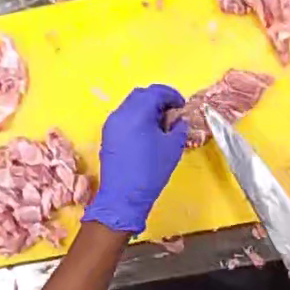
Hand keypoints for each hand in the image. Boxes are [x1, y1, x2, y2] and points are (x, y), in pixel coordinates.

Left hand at [83, 85, 188, 234]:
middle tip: (172, 112)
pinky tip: (147, 133)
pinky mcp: (107, 136)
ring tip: (161, 124)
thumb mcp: (172, 148)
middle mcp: (120, 114)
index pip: (155, 92)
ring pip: (130, 106)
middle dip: (158, 99)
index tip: (182, 106)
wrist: (123, 197)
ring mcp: (111, 125)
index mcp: (136, 113)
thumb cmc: (150, 171)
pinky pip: (124, 118)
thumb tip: (179, 120)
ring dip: (146, 108)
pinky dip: (137, 118)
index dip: (172, 95)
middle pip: (140, 95)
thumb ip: (179, 128)